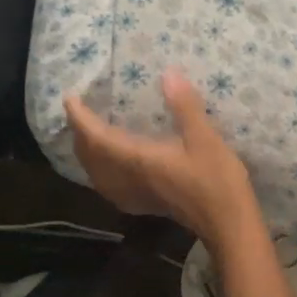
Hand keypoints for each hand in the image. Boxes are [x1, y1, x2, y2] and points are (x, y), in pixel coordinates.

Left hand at [64, 70, 259, 248]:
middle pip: (91, 157)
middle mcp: (128, 179)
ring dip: (87, 151)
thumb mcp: (205, 137)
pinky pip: (107, 183)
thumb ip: (185, 106)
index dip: (81, 119)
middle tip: (78, 110)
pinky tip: (110, 164)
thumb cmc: (216, 178)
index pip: (97, 138)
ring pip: (96, 172)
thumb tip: (168, 74)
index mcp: (138, 161)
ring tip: (88, 132)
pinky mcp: (143, 203)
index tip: (70, 98)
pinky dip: (99, 168)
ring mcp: (134, 195)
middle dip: (80, 133)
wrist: (226, 221)